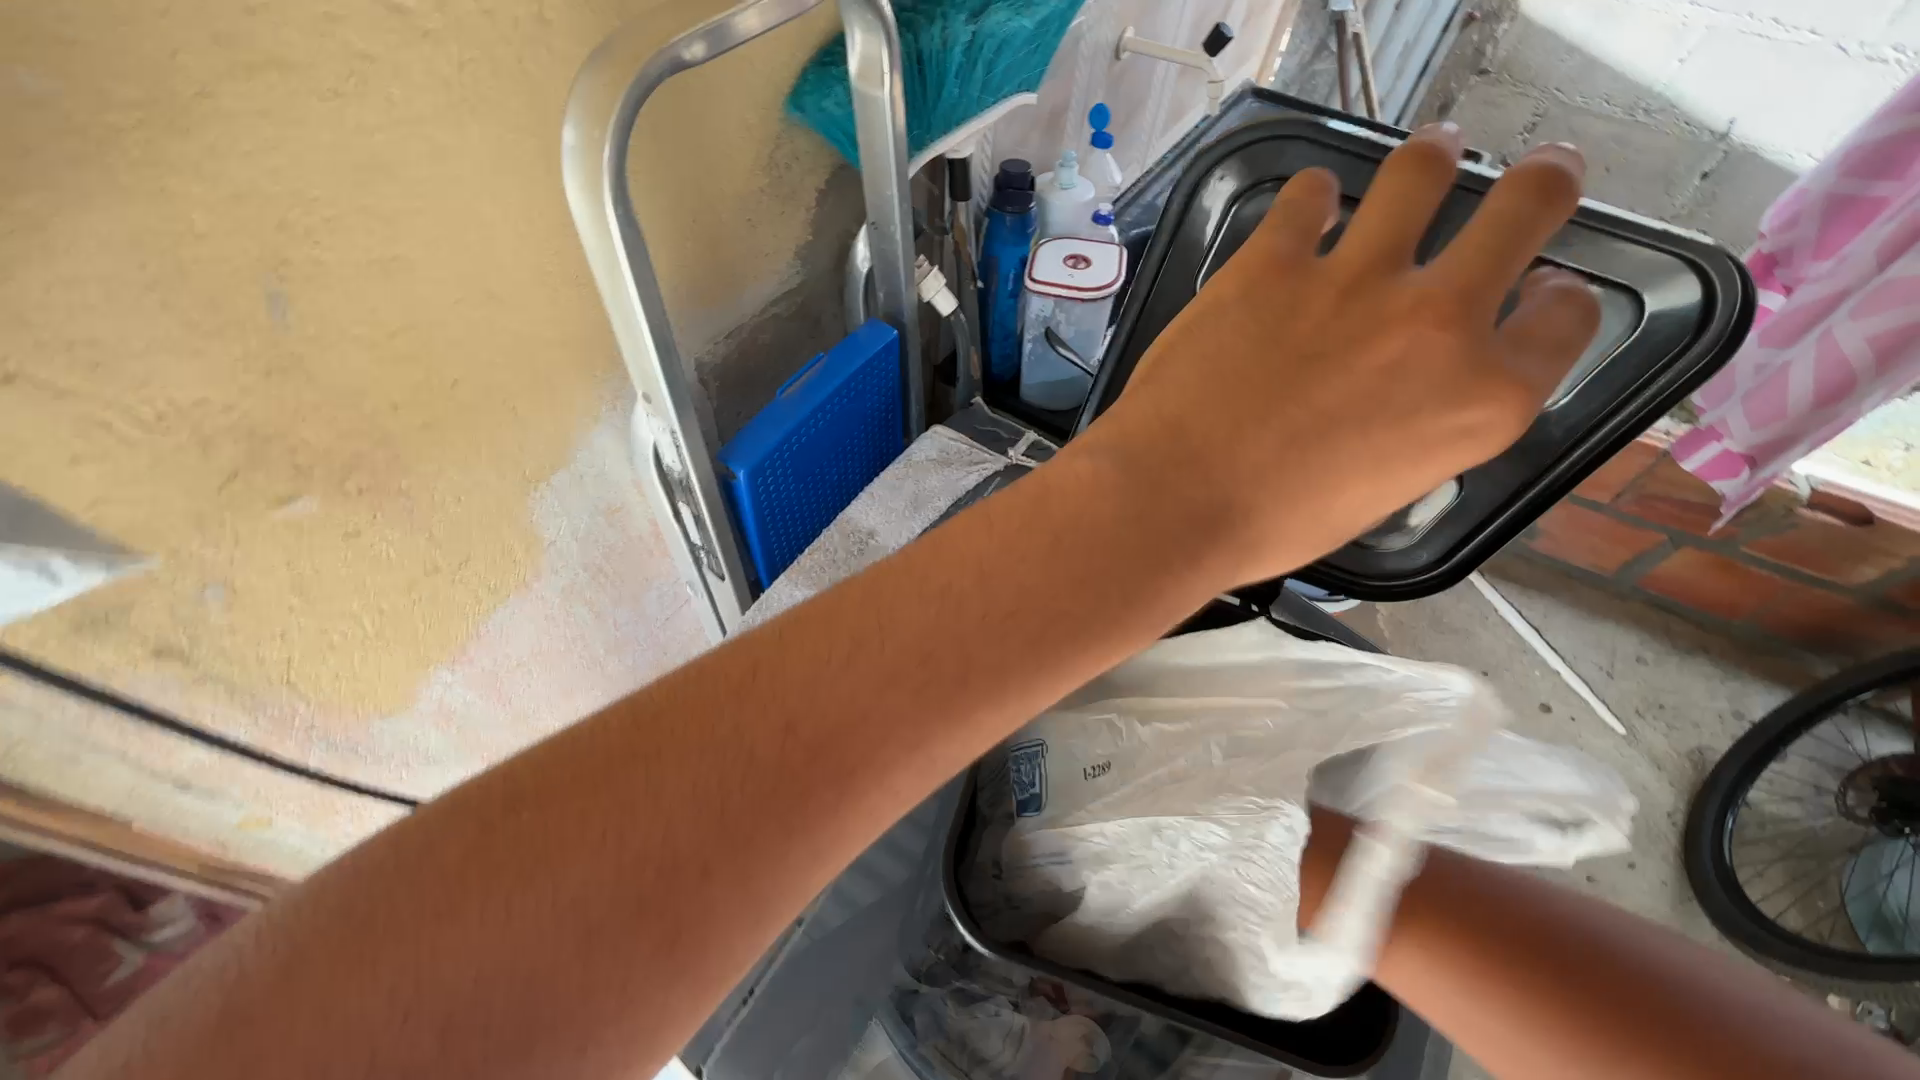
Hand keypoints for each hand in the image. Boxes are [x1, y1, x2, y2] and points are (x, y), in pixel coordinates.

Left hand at [1074, 122, 1600, 587]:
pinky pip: (1309, 196)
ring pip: (1423, 173)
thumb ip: (1423, 423)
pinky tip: (1309, 206)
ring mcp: (1356, 281)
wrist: (1175, 501)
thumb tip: (1414, 387)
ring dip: (1435, 159)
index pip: (1567, 319)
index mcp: (1483, 400)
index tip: (1541, 288)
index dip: (1559, 299)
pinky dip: (1313, 197)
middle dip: (1544, 181)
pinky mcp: (1273, 261)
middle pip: (1528, 209)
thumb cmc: (1274, 523)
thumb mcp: (1386, 488)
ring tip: (1435, 155)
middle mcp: (1440, 324)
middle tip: (1543, 170)